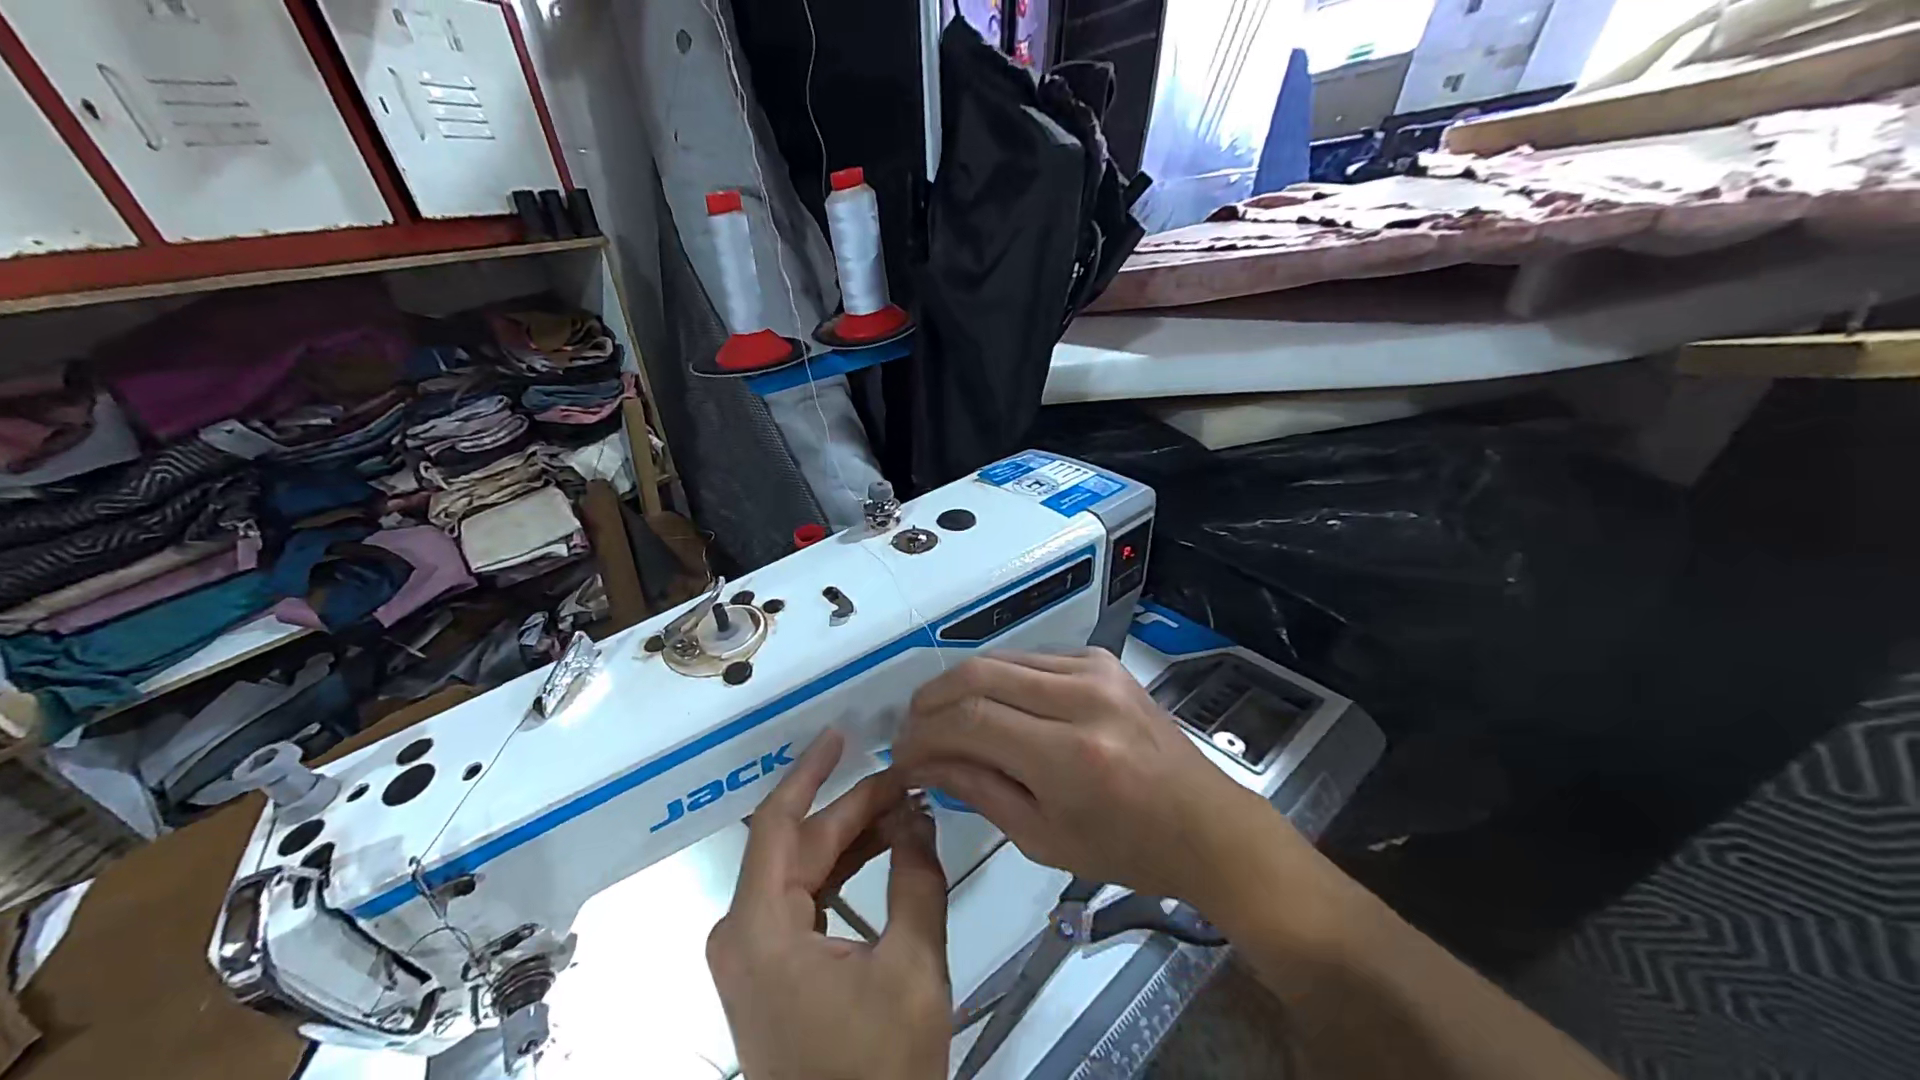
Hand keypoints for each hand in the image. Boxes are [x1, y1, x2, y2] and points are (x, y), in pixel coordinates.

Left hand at [707, 730, 951, 1079]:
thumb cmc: (877, 1066)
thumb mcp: (913, 967)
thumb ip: (918, 879)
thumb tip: (919, 814)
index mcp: (758, 927)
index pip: (780, 823)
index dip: (811, 772)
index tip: (842, 733)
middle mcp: (743, 931)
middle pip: (798, 845)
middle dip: (853, 808)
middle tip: (907, 779)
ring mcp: (754, 953)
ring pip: (804, 870)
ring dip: (854, 838)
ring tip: (907, 809)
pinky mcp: (772, 970)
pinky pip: (807, 899)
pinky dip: (845, 872)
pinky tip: (887, 851)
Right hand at [892, 649, 1285, 906]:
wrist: (1203, 822)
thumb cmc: (1126, 848)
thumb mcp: (1042, 837)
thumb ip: (977, 790)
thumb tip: (922, 762)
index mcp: (1071, 755)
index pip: (970, 721)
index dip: (924, 734)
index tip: (902, 755)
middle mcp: (1082, 697)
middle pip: (978, 674)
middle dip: (931, 700)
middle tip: (911, 731)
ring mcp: (1094, 670)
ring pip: (999, 658)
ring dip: (958, 685)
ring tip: (939, 718)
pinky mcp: (1100, 659)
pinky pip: (1028, 658)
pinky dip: (996, 677)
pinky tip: (986, 704)